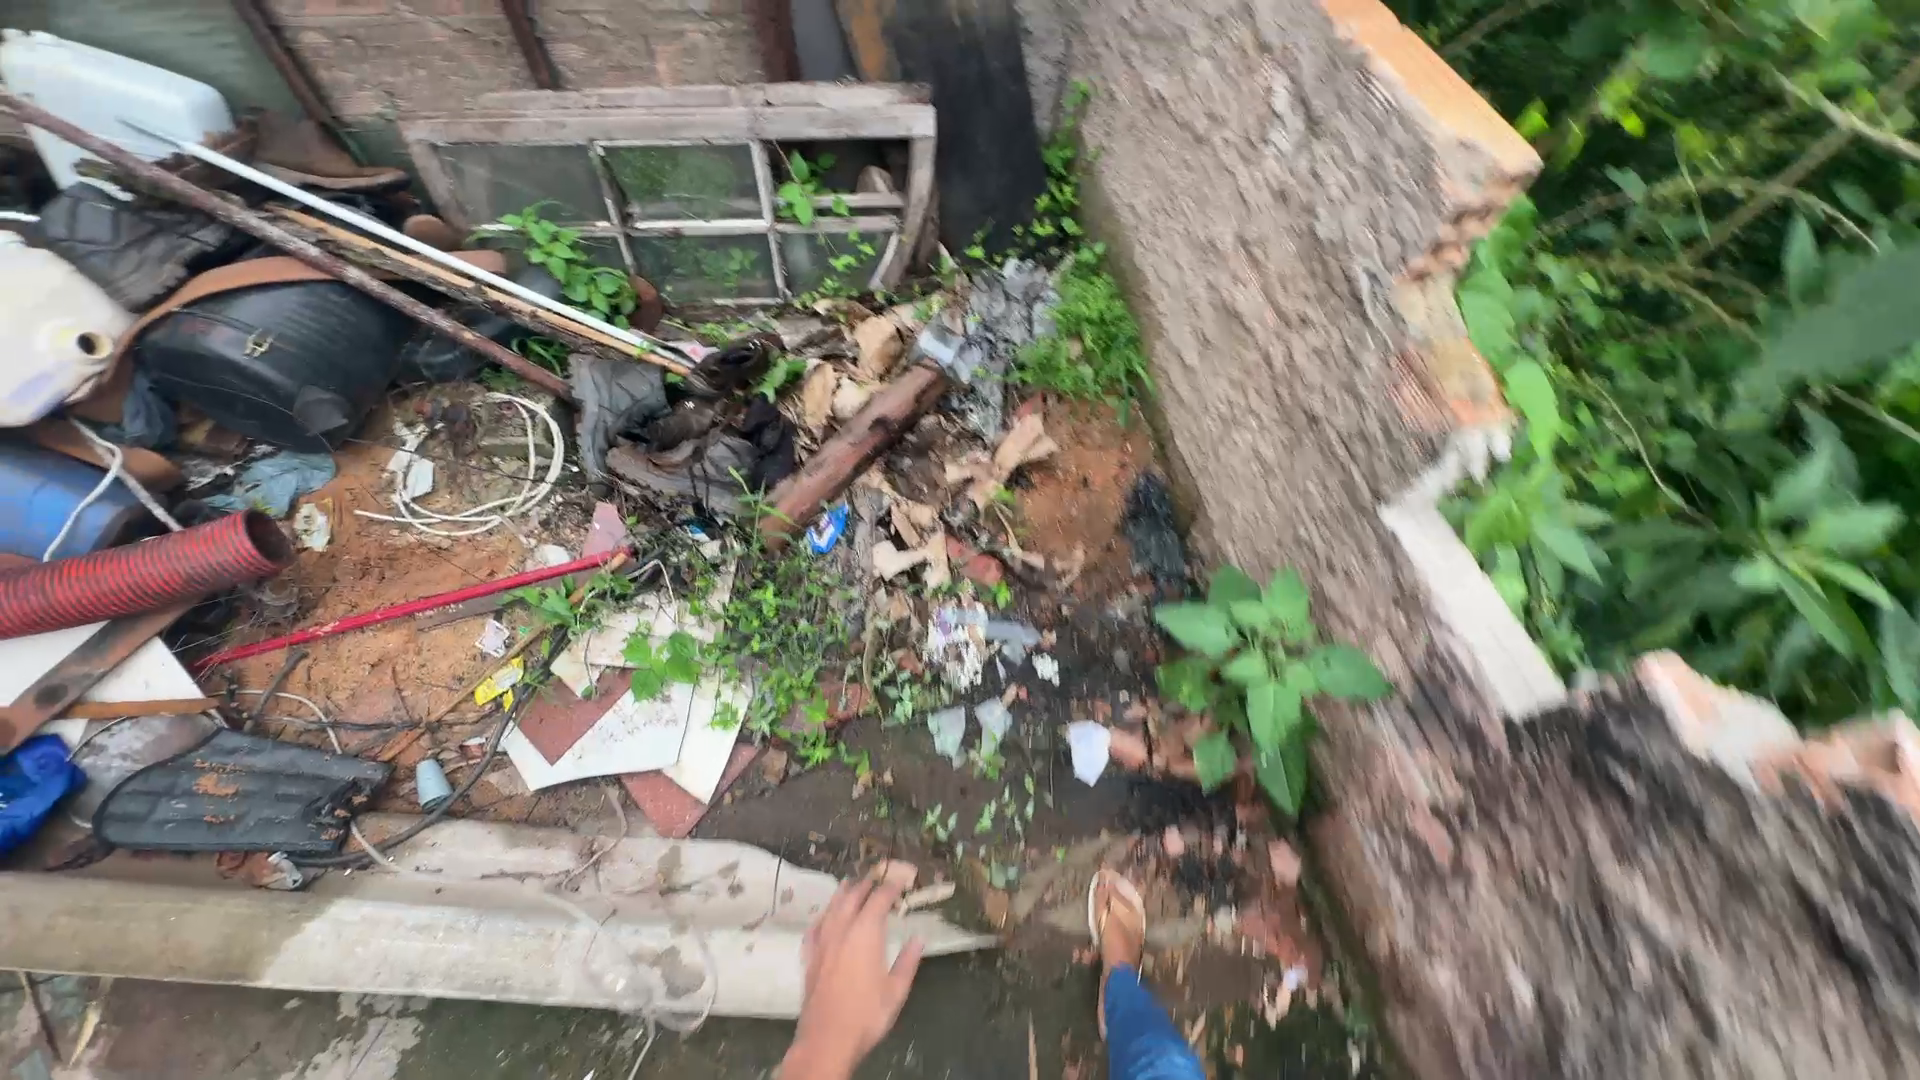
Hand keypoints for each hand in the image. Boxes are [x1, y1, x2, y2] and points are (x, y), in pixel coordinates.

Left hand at [779, 877, 923, 1079]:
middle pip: (853, 897)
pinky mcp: (809, 958)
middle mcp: (842, 930)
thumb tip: (919, 939)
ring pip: (832, 908)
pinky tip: (823, 918)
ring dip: (843, 894)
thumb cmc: (866, 1015)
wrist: (827, 1040)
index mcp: (866, 932)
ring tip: (850, 885)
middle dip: (866, 885)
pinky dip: (822, 917)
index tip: (901, 880)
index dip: (891, 886)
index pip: (879, 899)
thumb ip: (908, 961)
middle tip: (877, 878)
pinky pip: (814, 929)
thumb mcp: (896, 990)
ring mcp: (822, 942)